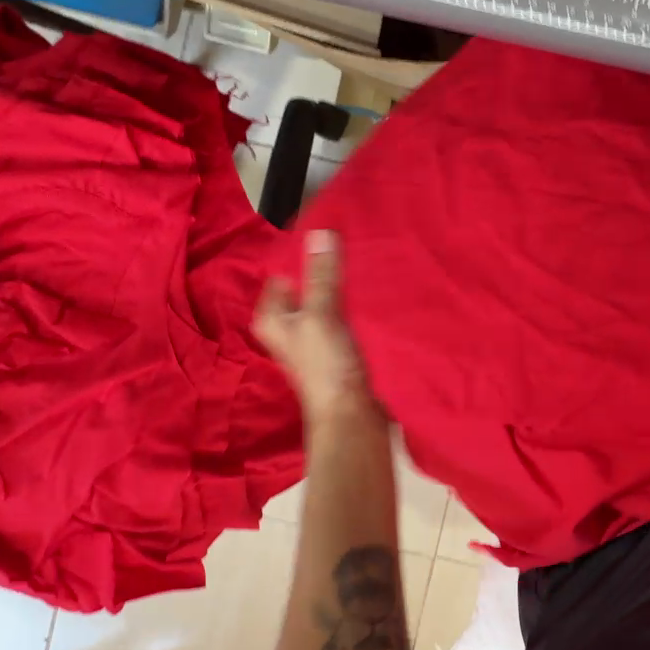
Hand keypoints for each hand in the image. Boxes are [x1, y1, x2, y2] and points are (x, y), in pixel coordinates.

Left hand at [254, 230, 373, 421]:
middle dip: (331, 272)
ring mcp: (317, 340)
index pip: (284, 274)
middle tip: (358, 247)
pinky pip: (349, 319)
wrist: (354, 416)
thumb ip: (322, 276)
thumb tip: (320, 232)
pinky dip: (360, 309)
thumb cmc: (326, 366)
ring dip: (348, 290)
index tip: (334, 236)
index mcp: (272, 319)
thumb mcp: (321, 315)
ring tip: (371, 266)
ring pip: (331, 303)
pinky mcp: (341, 350)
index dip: (306, 256)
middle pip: (310, 288)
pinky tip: (377, 297)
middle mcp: (290, 328)